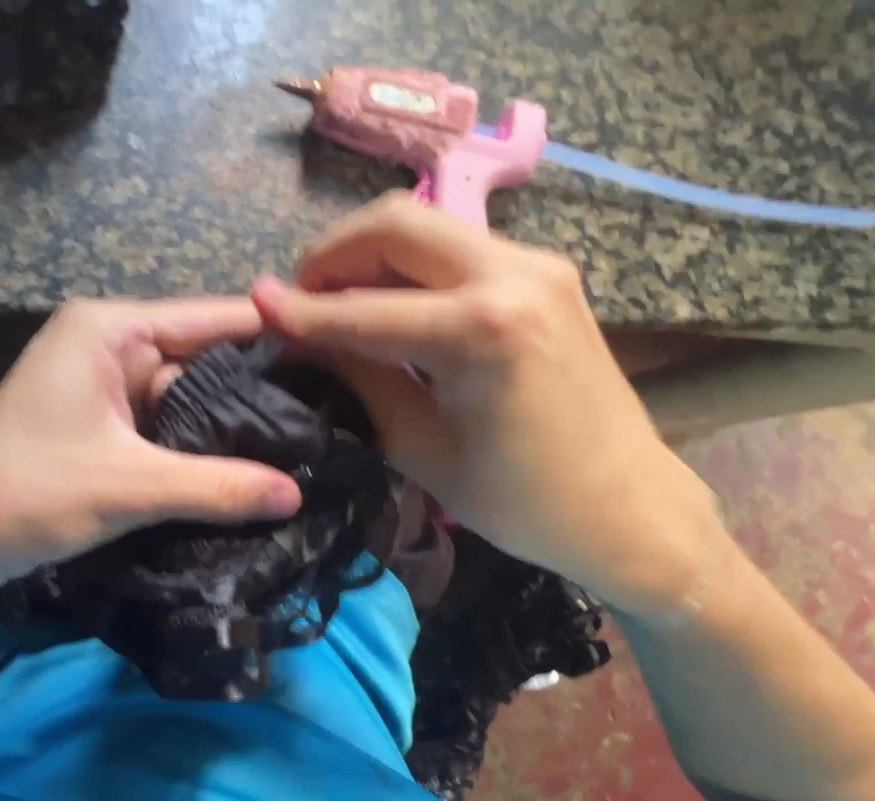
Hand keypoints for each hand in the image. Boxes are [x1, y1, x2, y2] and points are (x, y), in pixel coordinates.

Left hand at [0, 298, 303, 586]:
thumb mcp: (131, 486)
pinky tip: (237, 467)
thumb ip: (218, 486)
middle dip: (252, 392)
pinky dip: (189, 443)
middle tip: (326, 420)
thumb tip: (299, 493)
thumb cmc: (32, 494)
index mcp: (108, 329)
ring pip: (179, 394)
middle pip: (198, 356)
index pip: (210, 317)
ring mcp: (95, 381)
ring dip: (222, 425)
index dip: (273, 335)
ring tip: (297, 447)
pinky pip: (156, 420)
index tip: (338, 352)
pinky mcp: (91, 418)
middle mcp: (103, 341)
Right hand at [252, 194, 722, 615]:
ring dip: (367, 254)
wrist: (623, 504)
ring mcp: (535, 265)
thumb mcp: (418, 446)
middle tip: (298, 301)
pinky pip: (454, 248)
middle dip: (332, 255)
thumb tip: (296, 337)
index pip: (362, 309)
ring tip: (332, 304)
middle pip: (396, 222)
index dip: (299, 310)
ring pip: (425, 224)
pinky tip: (384, 307)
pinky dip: (405, 267)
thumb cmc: (517, 499)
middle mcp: (512, 275)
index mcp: (482, 330)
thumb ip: (357, 377)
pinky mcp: (543, 273)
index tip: (251, 305)